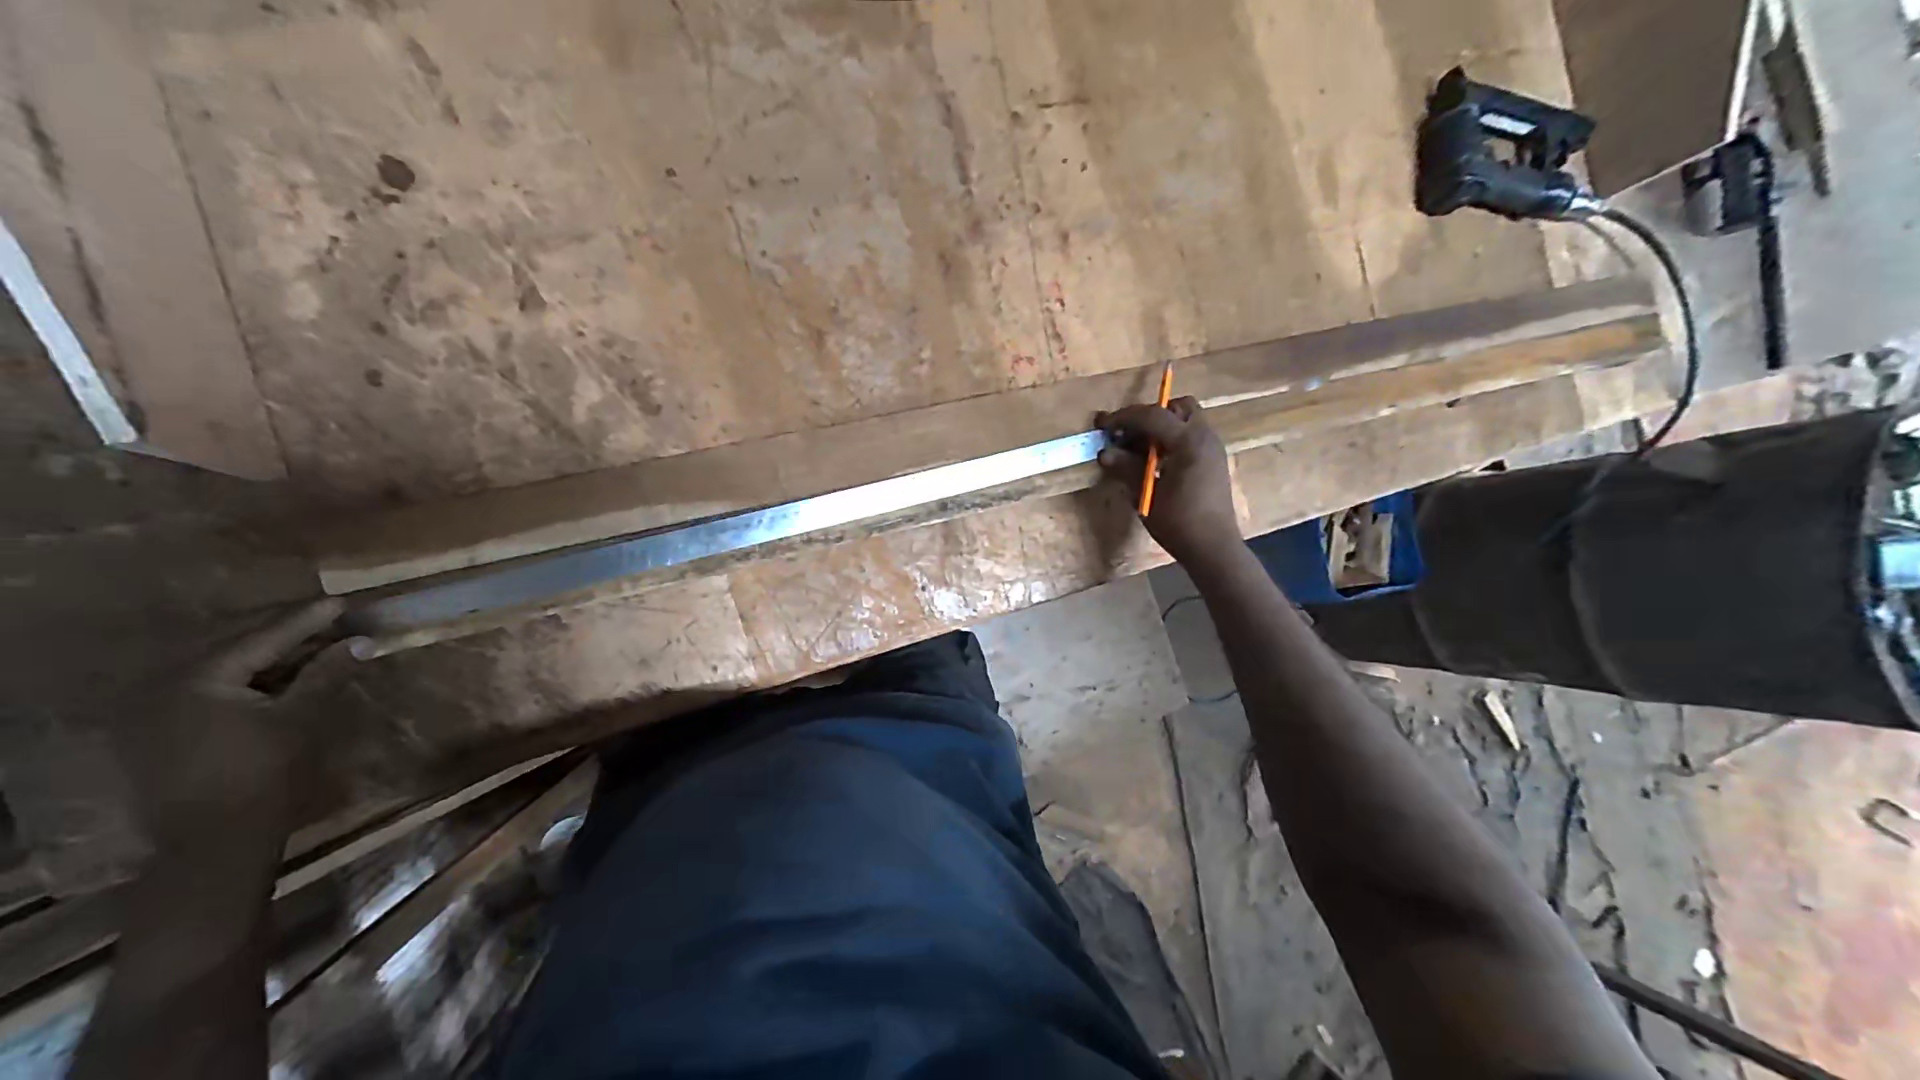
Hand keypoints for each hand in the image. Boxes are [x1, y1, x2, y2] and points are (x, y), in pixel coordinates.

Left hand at [126, 599, 356, 844]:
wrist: (216, 840)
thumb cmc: (263, 773)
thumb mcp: (300, 717)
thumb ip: (326, 673)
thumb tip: (361, 641)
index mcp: (196, 679)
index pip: (261, 637)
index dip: (306, 619)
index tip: (341, 602)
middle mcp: (163, 687)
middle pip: (234, 646)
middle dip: (284, 632)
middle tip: (328, 619)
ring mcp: (153, 711)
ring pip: (220, 668)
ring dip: (267, 656)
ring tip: (311, 645)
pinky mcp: (159, 732)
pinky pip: (208, 689)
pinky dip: (247, 679)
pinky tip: (279, 677)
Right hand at [1096, 397, 1240, 565]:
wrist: (1213, 548)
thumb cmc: (1179, 523)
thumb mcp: (1147, 495)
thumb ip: (1127, 468)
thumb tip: (1104, 453)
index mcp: (1189, 442)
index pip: (1153, 415)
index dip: (1124, 417)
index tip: (1103, 426)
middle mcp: (1205, 437)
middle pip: (1176, 408)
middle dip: (1148, 415)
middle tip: (1126, 435)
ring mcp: (1212, 448)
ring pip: (1185, 420)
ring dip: (1160, 427)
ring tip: (1137, 450)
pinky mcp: (1212, 460)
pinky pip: (1190, 436)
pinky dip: (1171, 439)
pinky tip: (1155, 462)